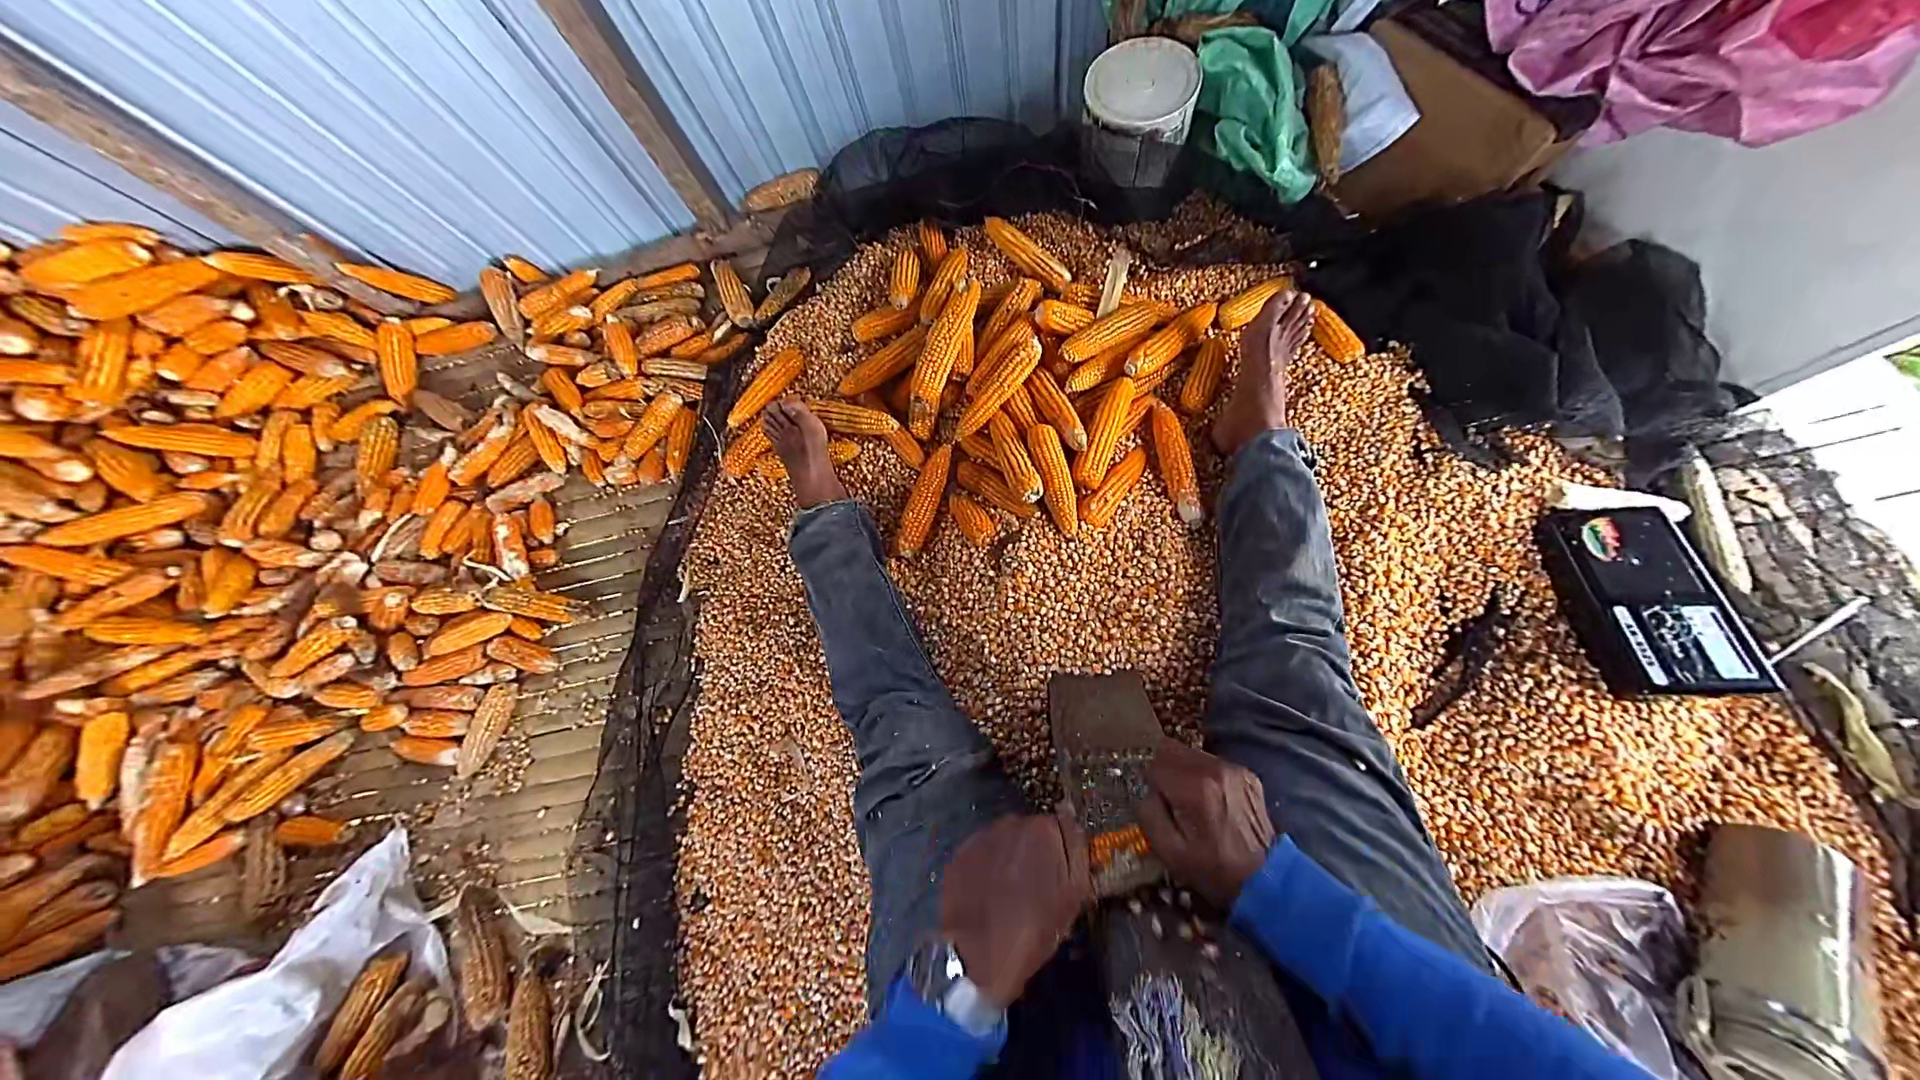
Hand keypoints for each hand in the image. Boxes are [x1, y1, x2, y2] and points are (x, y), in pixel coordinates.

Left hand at [939, 807, 1090, 1005]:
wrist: (979, 953)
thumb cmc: (1034, 928)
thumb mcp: (1073, 895)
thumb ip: (1076, 852)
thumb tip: (1071, 822)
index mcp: (1044, 830)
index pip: (1061, 828)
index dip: (1061, 851)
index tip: (1060, 873)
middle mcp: (1012, 823)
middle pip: (1031, 832)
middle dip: (1034, 852)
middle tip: (1035, 885)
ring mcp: (982, 836)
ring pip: (1004, 841)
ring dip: (1009, 857)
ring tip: (1008, 891)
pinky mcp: (960, 853)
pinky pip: (982, 854)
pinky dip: (986, 866)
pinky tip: (987, 892)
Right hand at [1136, 739, 1275, 908]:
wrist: (1266, 881)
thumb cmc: (1213, 870)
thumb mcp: (1169, 851)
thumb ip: (1149, 813)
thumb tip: (1148, 792)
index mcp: (1196, 788)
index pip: (1156, 763)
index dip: (1151, 784)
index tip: (1159, 805)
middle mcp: (1216, 769)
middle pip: (1172, 750)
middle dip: (1164, 771)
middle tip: (1170, 800)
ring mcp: (1235, 770)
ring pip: (1191, 754)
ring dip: (1183, 772)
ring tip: (1191, 802)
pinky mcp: (1247, 775)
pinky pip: (1211, 763)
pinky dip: (1203, 776)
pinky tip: (1211, 801)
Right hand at [1241, 289, 1314, 371]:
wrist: (1263, 373)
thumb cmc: (1257, 348)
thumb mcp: (1261, 322)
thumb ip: (1274, 306)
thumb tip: (1287, 293)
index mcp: (1281, 319)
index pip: (1288, 302)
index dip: (1290, 296)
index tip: (1292, 291)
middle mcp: (1288, 328)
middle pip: (1298, 313)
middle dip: (1302, 304)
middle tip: (1305, 297)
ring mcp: (1289, 341)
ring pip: (1302, 324)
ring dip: (1306, 316)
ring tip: (1311, 310)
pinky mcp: (1288, 352)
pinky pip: (1300, 339)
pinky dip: (1304, 332)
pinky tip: (1306, 330)